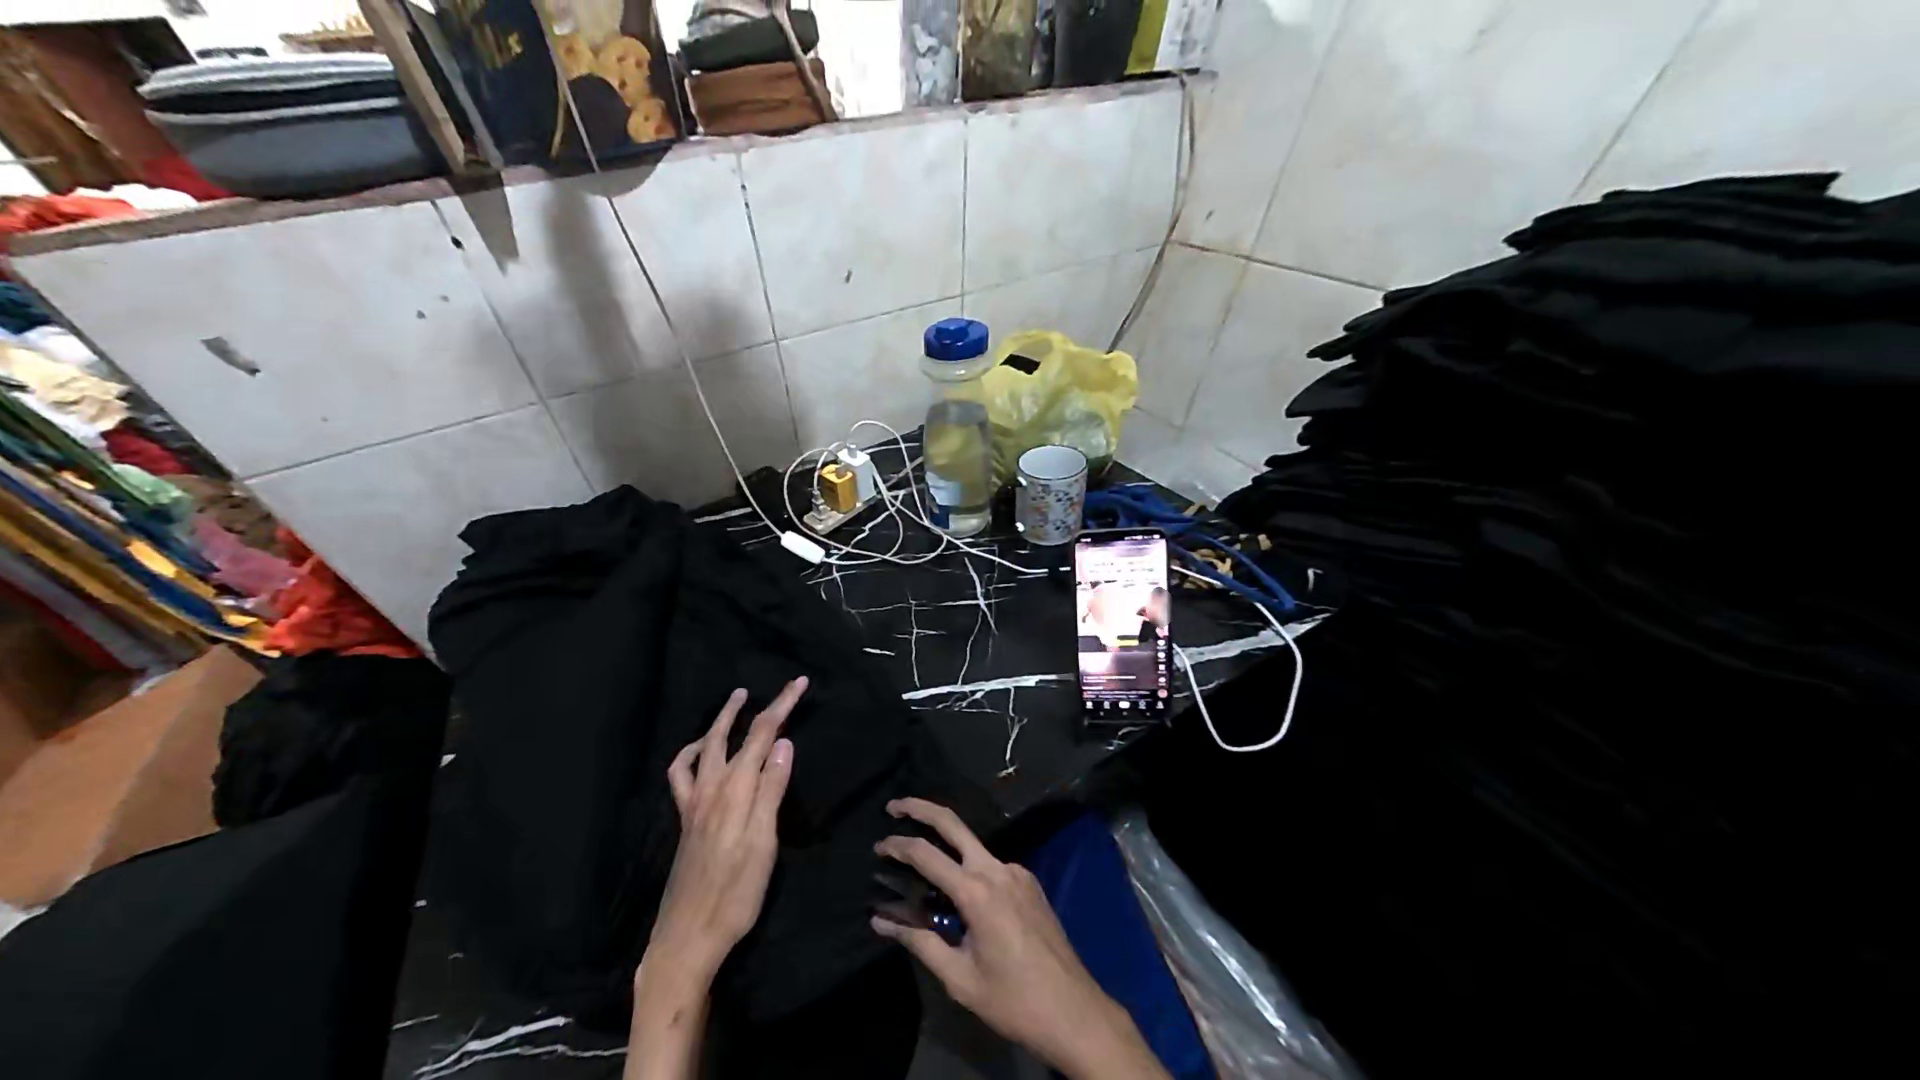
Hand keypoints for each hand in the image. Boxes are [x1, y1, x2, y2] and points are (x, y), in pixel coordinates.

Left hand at [647, 677, 803, 981]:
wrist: (687, 938)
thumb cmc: (735, 895)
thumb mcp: (764, 843)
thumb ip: (771, 789)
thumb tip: (783, 742)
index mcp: (736, 791)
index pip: (762, 736)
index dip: (781, 705)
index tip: (800, 682)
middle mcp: (711, 789)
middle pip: (732, 735)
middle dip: (754, 707)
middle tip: (775, 689)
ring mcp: (694, 805)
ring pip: (703, 748)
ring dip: (719, 721)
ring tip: (734, 703)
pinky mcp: (686, 821)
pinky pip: (682, 776)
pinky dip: (690, 755)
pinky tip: (699, 753)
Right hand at [871, 798, 1169, 1079]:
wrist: (1075, 1012)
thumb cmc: (1013, 1000)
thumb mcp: (959, 978)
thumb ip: (920, 942)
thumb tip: (881, 921)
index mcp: (978, 893)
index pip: (927, 855)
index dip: (898, 846)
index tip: (878, 846)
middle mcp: (999, 871)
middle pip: (954, 824)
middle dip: (922, 809)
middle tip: (894, 806)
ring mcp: (1018, 874)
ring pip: (974, 847)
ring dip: (946, 846)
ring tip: (922, 864)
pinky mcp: (1030, 884)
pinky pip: (992, 867)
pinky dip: (969, 870)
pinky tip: (960, 895)